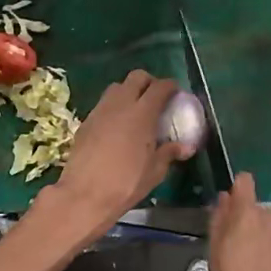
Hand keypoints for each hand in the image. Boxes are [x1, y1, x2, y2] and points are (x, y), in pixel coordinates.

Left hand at [44, 70, 191, 229]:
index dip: (170, 87)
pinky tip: (117, 126)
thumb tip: (185, 147)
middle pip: (137, 77)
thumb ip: (169, 153)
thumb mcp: (154, 171)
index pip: (160, 87)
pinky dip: (114, 107)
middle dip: (149, 82)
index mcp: (142, 113)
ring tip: (136, 111)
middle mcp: (120, 104)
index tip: (176, 94)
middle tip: (156, 99)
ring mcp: (100, 110)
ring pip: (117, 87)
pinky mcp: (86, 121)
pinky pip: (103, 104)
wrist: (85, 194)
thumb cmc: (126, 183)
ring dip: (129, 92)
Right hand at [210, 173, 270, 270]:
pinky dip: (267, 250)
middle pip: (254, 207)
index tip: (226, 205)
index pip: (244, 181)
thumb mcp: (215, 252)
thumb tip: (223, 199)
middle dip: (243, 219)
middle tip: (229, 245)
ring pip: (266, 225)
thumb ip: (219, 221)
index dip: (235, 189)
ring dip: (256, 235)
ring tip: (244, 263)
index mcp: (248, 212)